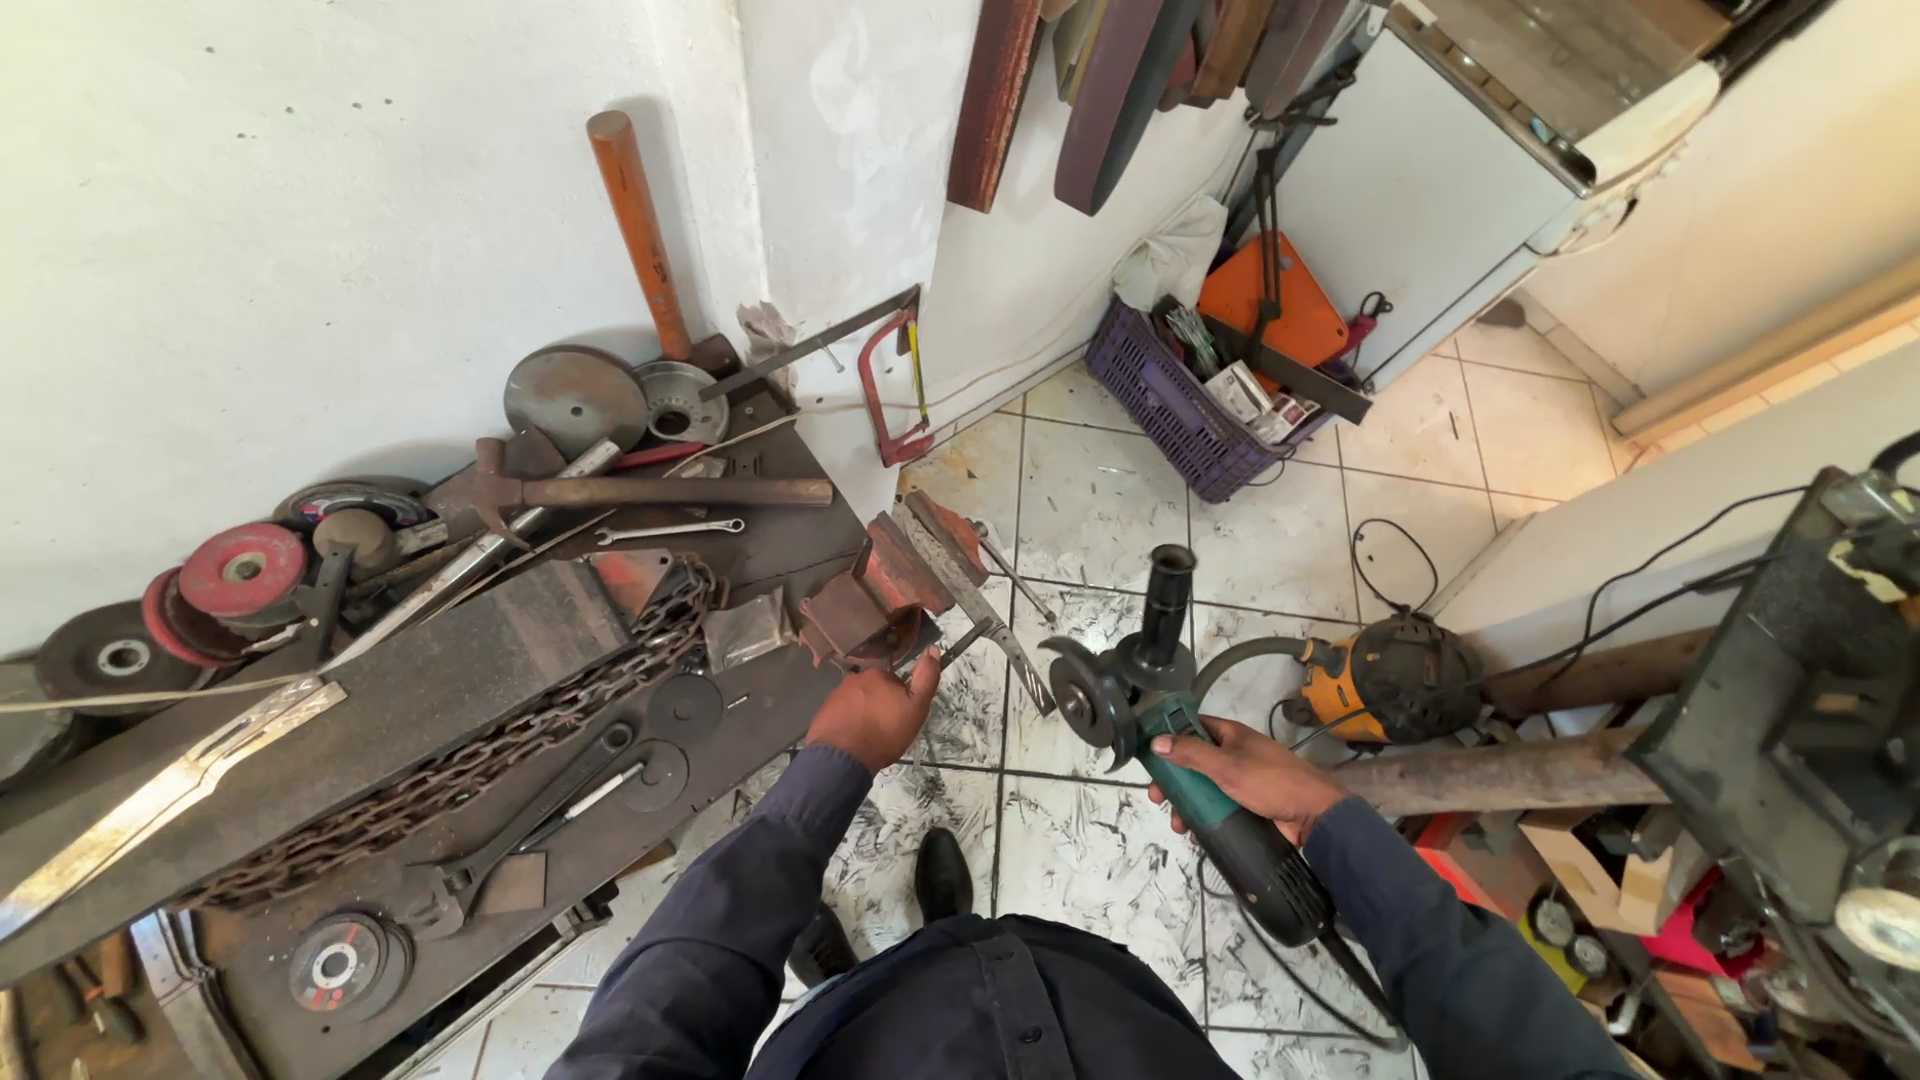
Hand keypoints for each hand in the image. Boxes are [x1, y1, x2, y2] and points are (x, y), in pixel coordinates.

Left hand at [804, 649, 942, 772]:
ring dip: (862, 713)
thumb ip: (926, 678)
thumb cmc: (884, 732)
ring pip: (856, 701)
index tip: (901, 717)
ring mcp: (836, 695)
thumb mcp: (916, 707)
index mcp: (878, 674)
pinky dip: (846, 723)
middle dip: (879, 704)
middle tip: (885, 728)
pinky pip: (840, 714)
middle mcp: (855, 678)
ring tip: (867, 736)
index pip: (894, 682)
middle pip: (873, 690)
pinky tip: (851, 740)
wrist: (843, 758)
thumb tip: (933, 648)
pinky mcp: (823, 712)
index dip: (900, 699)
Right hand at [1147, 715, 1347, 844]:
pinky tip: (1195, 831)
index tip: (1150, 756)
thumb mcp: (1228, 766)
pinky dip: (1204, 815)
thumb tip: (1156, 741)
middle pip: (1193, 761)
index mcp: (1229, 734)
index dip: (1169, 737)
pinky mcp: (1247, 803)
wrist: (1316, 817)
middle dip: (1173, 780)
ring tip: (1178, 824)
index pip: (1191, 726)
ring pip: (1203, 787)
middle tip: (1158, 798)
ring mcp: (1241, 779)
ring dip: (1186, 803)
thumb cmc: (1272, 782)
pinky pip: (1217, 805)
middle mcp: (1233, 752)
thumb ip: (1192, 753)